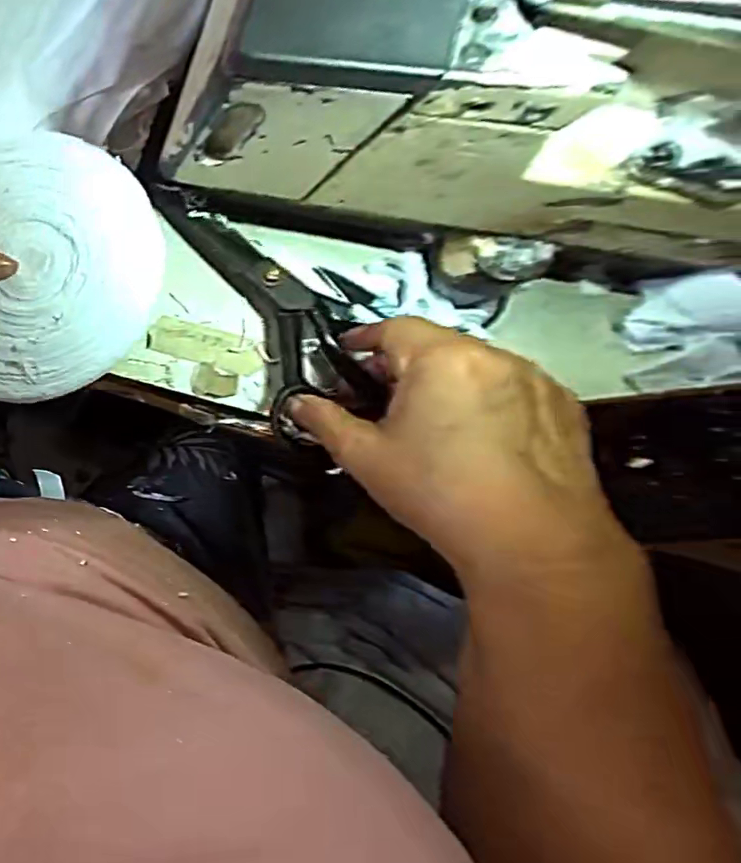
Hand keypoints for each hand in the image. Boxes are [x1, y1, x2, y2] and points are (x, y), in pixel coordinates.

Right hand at [289, 318, 633, 583]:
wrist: (529, 535)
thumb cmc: (435, 488)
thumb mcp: (360, 453)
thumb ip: (324, 419)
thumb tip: (300, 404)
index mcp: (442, 362)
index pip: (396, 327)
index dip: (362, 337)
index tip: (343, 353)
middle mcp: (495, 360)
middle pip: (435, 344)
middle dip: (397, 364)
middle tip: (369, 396)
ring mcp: (536, 382)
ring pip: (472, 365)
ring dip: (438, 380)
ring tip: (416, 419)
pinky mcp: (561, 407)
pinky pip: (506, 387)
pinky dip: (476, 398)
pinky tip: (461, 436)